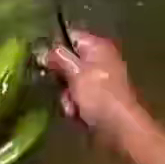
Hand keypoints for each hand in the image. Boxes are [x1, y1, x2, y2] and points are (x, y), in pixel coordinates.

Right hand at [44, 30, 149, 152]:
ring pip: (70, 83)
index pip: (70, 36)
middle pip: (68, 62)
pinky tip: (79, 116)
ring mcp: (100, 80)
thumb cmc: (100, 95)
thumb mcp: (76, 72)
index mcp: (97, 46)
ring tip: (73, 107)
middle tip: (64, 89)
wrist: (122, 127)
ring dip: (68, 97)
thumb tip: (45, 49)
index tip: (43, 60)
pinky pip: (78, 98)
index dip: (55, 47)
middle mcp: (99, 59)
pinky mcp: (99, 98)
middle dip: (62, 79)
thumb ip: (59, 58)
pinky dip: (76, 107)